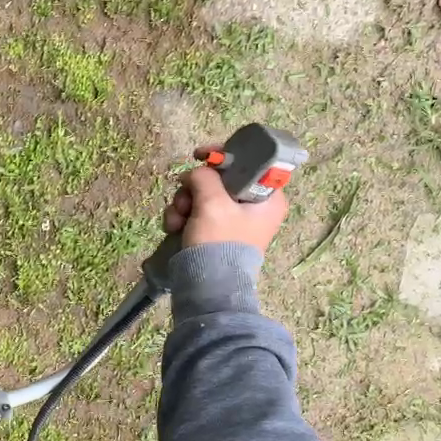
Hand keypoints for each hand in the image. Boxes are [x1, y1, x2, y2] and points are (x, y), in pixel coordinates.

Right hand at [162, 146, 288, 251]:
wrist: (208, 285)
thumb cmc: (219, 241)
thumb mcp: (212, 203)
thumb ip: (205, 178)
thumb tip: (197, 172)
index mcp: (268, 198)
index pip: (250, 164)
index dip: (224, 156)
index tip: (200, 155)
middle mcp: (253, 208)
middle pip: (219, 181)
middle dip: (194, 188)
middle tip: (184, 198)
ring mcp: (232, 221)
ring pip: (202, 197)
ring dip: (182, 204)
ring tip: (176, 221)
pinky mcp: (213, 233)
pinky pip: (194, 214)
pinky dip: (181, 218)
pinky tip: (173, 229)